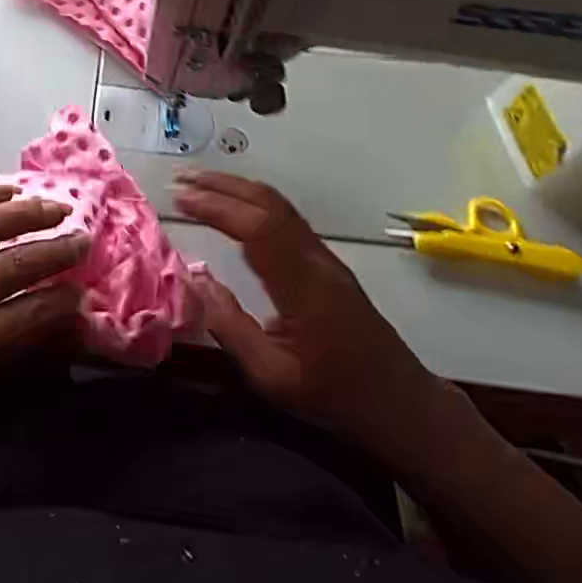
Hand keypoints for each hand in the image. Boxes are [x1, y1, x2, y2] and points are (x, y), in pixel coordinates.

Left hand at [0, 182, 90, 437]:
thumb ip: (6, 349)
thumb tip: (51, 323)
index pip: (27, 314)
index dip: (62, 302)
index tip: (85, 291)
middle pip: (14, 266)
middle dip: (56, 253)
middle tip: (85, 241)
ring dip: (26, 215)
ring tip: (56, 207)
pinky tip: (3, 189)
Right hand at [174, 169, 454, 463]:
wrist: (400, 402)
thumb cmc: (334, 396)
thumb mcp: (272, 377)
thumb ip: (230, 326)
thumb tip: (195, 279)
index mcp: (304, 287)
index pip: (259, 229)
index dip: (217, 207)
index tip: (181, 199)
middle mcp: (317, 260)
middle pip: (270, 205)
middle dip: (223, 185)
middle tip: (182, 179)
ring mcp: (326, 258)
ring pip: (280, 207)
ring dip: (238, 189)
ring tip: (199, 184)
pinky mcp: (327, 262)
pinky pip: (286, 218)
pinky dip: (253, 202)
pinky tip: (233, 207)